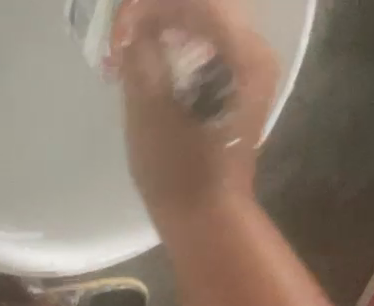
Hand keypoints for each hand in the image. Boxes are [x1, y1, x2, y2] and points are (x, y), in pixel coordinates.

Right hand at [111, 0, 282, 226]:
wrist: (205, 216)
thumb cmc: (175, 169)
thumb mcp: (149, 110)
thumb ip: (142, 56)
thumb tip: (132, 24)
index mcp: (240, 53)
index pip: (198, 1)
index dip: (152, 7)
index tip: (119, 26)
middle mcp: (254, 53)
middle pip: (206, 8)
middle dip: (160, 15)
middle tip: (123, 37)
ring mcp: (250, 73)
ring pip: (208, 28)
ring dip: (167, 32)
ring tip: (131, 54)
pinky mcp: (239, 92)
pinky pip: (210, 52)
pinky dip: (179, 51)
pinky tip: (152, 71)